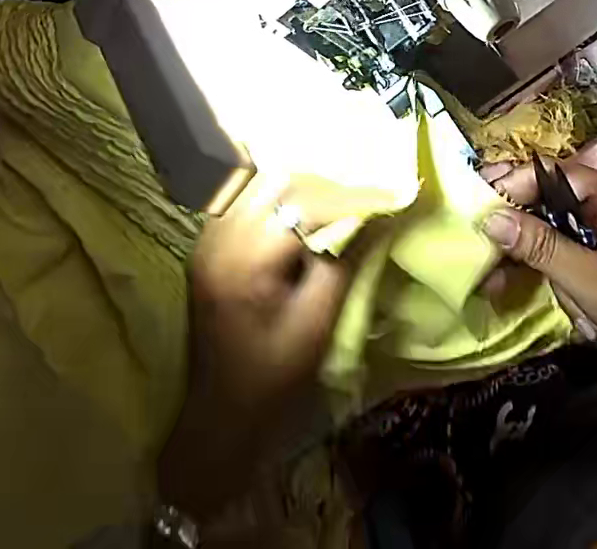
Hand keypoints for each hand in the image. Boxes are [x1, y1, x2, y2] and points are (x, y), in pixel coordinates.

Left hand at [158, 180, 354, 517]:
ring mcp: (207, 238)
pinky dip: (273, 192)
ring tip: (334, 201)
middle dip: (326, 185)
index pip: (305, 204)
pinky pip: (241, 196)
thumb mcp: (319, 319)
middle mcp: (219, 238)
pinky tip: (298, 204)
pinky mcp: (207, 243)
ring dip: (300, 185)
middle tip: (362, 198)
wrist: (221, 414)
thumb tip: (382, 214)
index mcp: (245, 260)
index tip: (389, 195)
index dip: (351, 197)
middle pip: (279, 182)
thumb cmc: (274, 375)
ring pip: (259, 181)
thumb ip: (346, 258)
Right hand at [481, 162, 596, 401]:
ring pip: (559, 229)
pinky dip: (559, 272)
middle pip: (553, 201)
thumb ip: (545, 250)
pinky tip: (558, 299)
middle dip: (524, 232)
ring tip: (525, 289)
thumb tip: (491, 218)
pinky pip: (575, 250)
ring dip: (542, 260)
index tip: (478, 213)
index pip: (554, 175)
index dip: (514, 188)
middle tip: (491, 263)